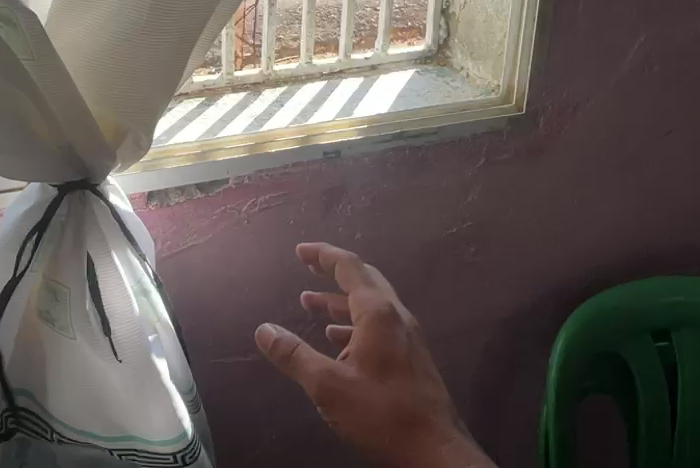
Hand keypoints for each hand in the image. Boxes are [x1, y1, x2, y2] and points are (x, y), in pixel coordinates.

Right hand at [256, 243, 491, 467]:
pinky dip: (354, 324)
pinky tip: (338, 341)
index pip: (348, 266)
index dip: (322, 255)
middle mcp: (396, 315)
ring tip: (310, 305)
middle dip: (333, 272)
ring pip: (370, 305)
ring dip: (340, 301)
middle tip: (308, 269)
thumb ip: (294, 355)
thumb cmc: (382, 413)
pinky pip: (379, 326)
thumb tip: (264, 330)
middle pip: (363, 279)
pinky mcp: (412, 358)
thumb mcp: (328, 386)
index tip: (300, 251)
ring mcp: (407, 337)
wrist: (436, 453)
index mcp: (377, 311)